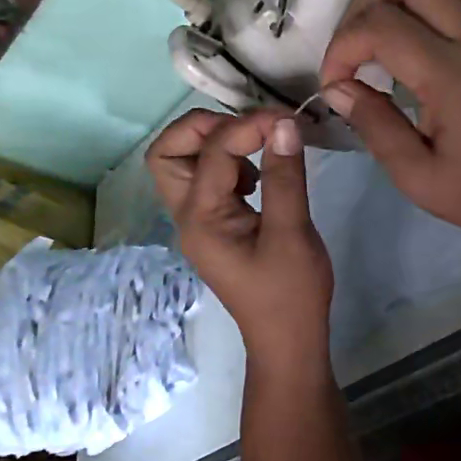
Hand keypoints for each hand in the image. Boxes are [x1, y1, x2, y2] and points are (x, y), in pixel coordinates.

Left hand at [147, 108, 332, 365]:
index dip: (247, 126)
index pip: (212, 153)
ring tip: (256, 150)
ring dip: (213, 144)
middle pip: (167, 154)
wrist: (287, 340)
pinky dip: (226, 162)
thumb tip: (283, 124)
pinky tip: (257, 175)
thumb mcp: (293, 233)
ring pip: (182, 165)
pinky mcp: (215, 225)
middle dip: (204, 128)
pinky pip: (205, 179)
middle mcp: (189, 217)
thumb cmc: (291, 294)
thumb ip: (285, 176)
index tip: (286, 120)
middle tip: (248, 129)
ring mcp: (199, 222)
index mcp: (201, 220)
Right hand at [318, 0, 460, 239]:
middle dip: (361, 7)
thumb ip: (373, 126)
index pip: (381, 28)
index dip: (342, 49)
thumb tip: (336, 88)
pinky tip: (410, 16)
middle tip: (347, 49)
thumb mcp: (413, 175)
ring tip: (374, 23)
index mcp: (451, 79)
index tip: (333, 85)